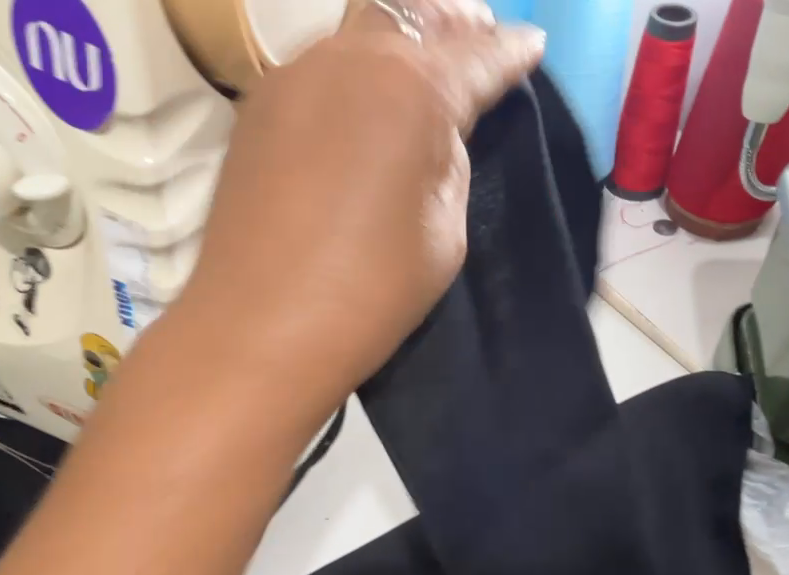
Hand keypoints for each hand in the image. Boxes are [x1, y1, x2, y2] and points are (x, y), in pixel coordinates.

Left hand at [177, 0, 544, 406]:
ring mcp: (294, 76)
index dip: (510, 53)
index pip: (477, 57)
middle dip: (455, 24)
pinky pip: (320, 69)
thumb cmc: (369, 294)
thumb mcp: (444, 236)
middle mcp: (350, 59)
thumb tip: (432, 136)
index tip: (531, 46)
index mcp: (412, 90)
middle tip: (481, 32)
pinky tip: (363, 102)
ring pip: (359, 33)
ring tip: (423, 62)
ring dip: (400, 40)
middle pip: (413, 18)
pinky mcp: (257, 107)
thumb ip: (447, 167)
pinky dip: (354, 73)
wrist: (260, 329)